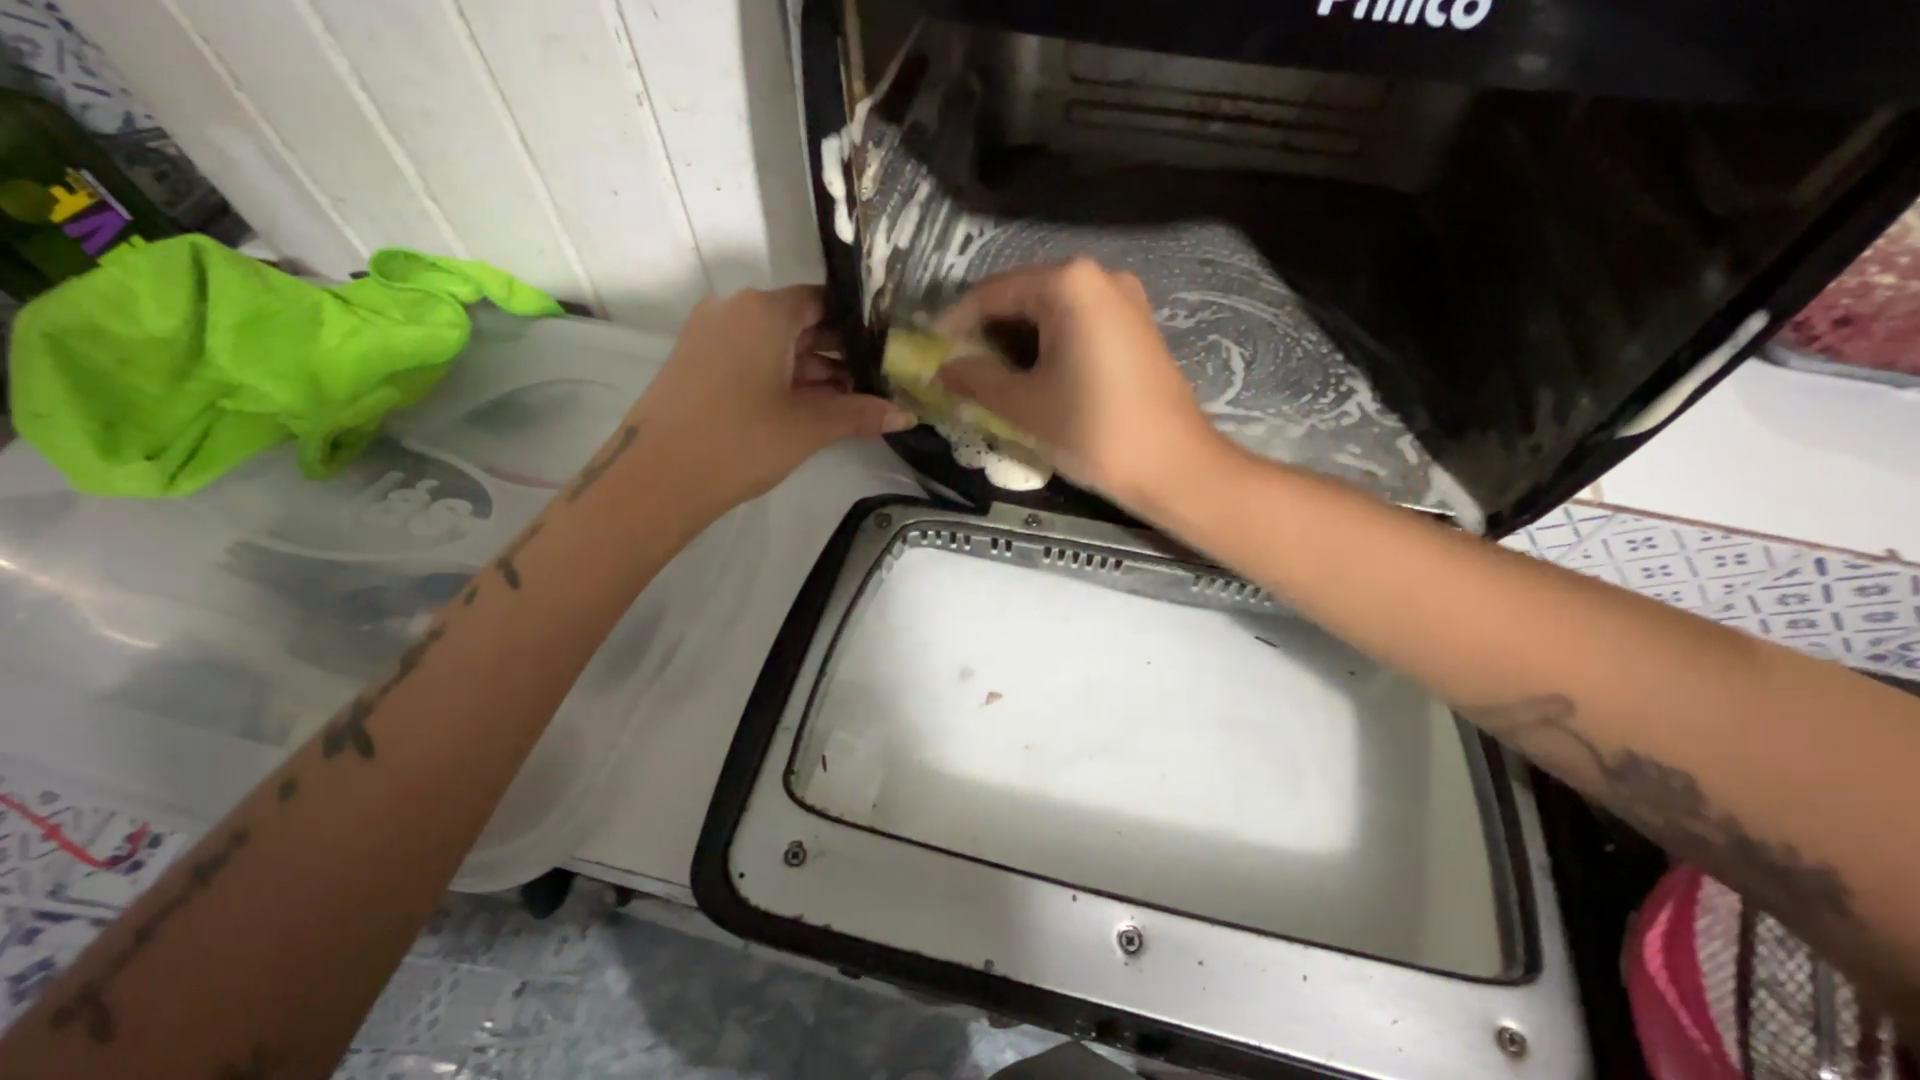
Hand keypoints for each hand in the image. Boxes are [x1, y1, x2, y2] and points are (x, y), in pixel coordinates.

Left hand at [629, 285, 913, 507]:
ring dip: (810, 370)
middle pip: (799, 322)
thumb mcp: (809, 427)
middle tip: (876, 384)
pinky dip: (778, 377)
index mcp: (763, 310)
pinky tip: (807, 408)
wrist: (656, 478)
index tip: (886, 353)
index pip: (824, 302)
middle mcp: (733, 310)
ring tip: (849, 403)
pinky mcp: (694, 362)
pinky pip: (748, 358)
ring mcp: (708, 335)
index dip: (858, 327)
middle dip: (837, 354)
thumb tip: (907, 415)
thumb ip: (861, 414)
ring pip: (773, 344)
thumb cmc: (740, 441)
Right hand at [934, 258, 1225, 510]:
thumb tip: (941, 369)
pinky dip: (1047, 346)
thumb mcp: (1023, 406)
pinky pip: (1077, 324)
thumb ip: (974, 380)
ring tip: (987, 378)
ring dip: (1015, 342)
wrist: (1175, 468)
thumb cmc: (1094, 431)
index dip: (954, 324)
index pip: (992, 293)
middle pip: (1022, 297)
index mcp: (1068, 284)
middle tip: (955, 369)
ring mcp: (1123, 300)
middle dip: (985, 332)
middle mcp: (1098, 277)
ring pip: (1050, 312)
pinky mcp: (1135, 326)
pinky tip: (1030, 377)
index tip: (929, 353)